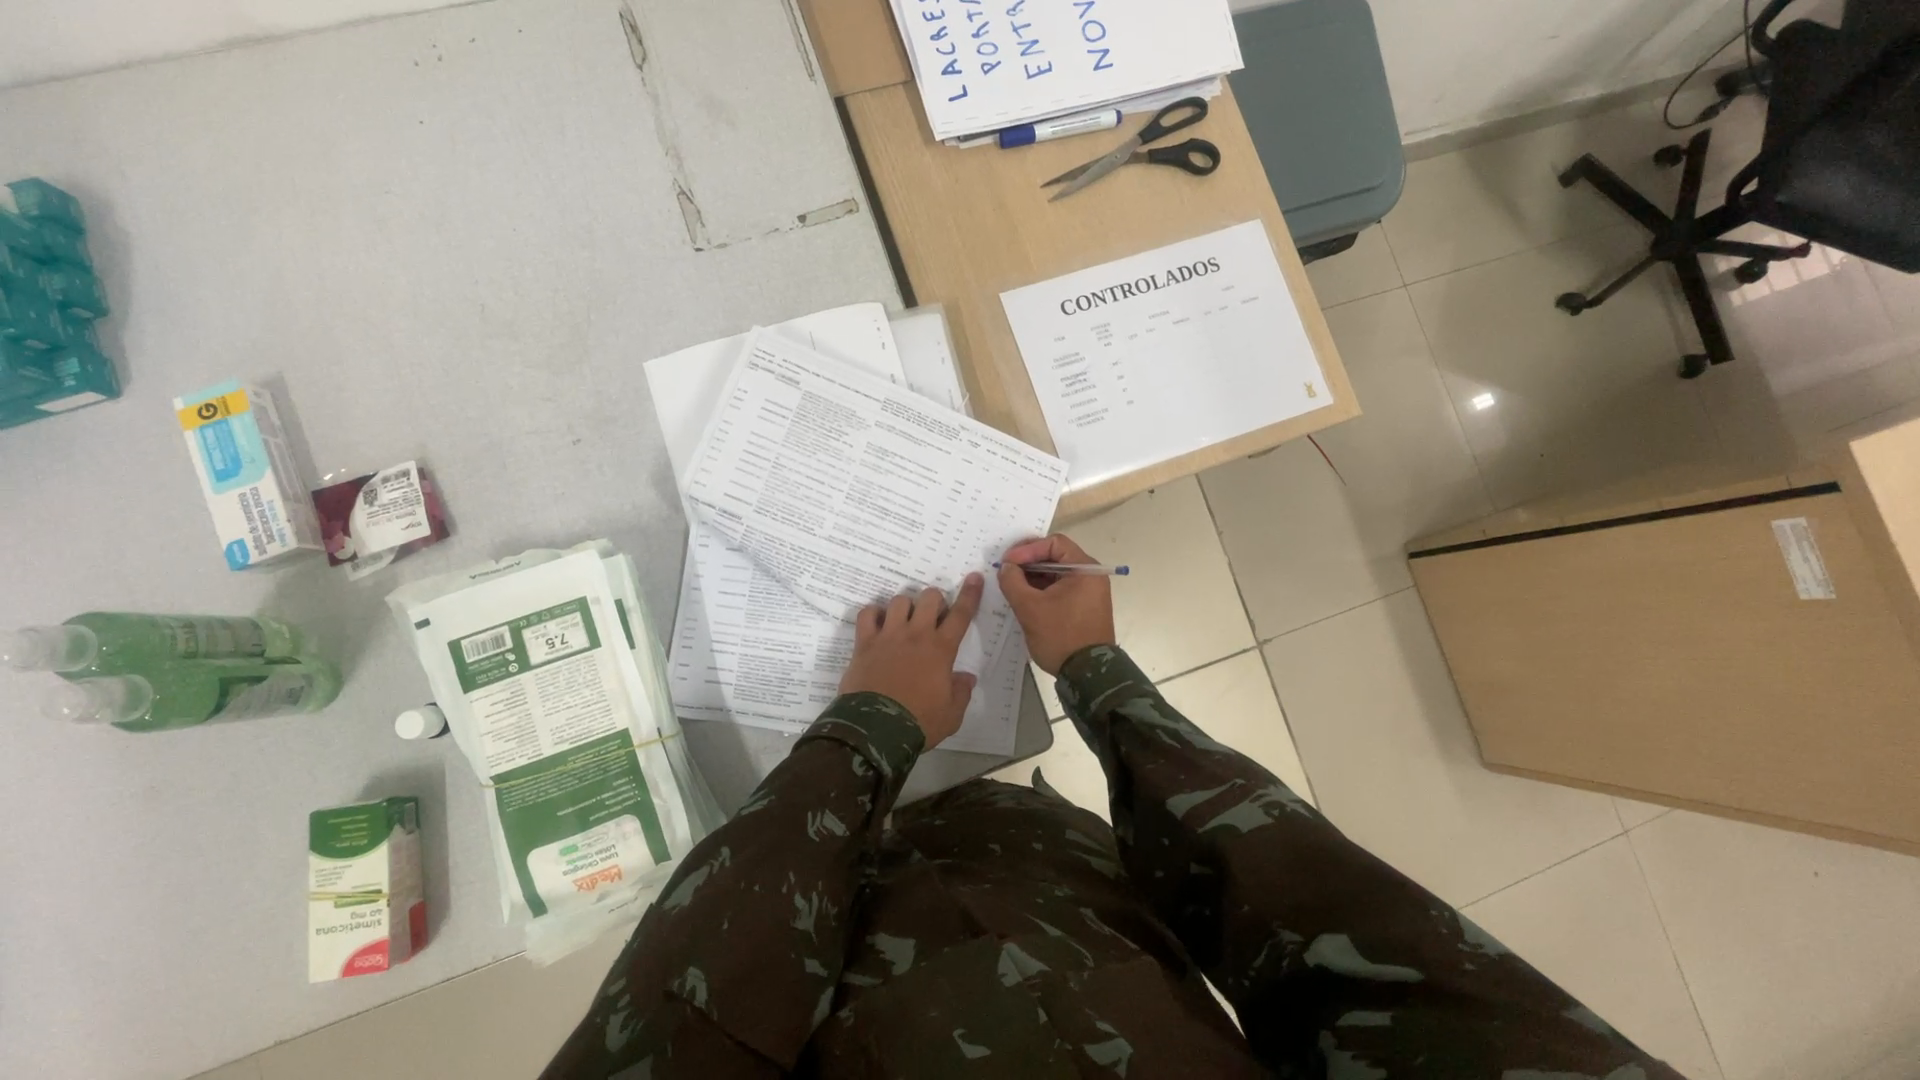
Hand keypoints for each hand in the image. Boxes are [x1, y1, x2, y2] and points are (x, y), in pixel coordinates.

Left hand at [838, 574, 984, 747]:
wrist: (876, 730)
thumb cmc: (919, 722)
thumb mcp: (951, 714)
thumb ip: (961, 692)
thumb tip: (966, 678)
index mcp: (941, 649)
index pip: (961, 614)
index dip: (970, 594)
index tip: (974, 578)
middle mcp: (916, 635)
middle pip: (930, 598)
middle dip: (935, 601)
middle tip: (934, 617)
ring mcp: (888, 636)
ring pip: (900, 601)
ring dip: (906, 607)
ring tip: (905, 621)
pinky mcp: (864, 643)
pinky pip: (867, 614)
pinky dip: (874, 613)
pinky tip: (878, 623)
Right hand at [998, 535, 1116, 674]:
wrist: (1087, 675)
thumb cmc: (1061, 636)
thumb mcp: (1030, 608)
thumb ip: (1013, 582)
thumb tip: (1006, 567)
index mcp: (1085, 569)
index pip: (1054, 543)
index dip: (1027, 548)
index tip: (1007, 562)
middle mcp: (1091, 576)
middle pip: (1055, 557)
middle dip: (1028, 562)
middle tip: (1005, 570)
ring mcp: (1088, 593)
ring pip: (1056, 575)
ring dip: (1032, 577)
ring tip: (1010, 585)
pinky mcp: (1083, 608)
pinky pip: (1060, 590)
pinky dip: (1041, 590)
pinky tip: (1023, 597)